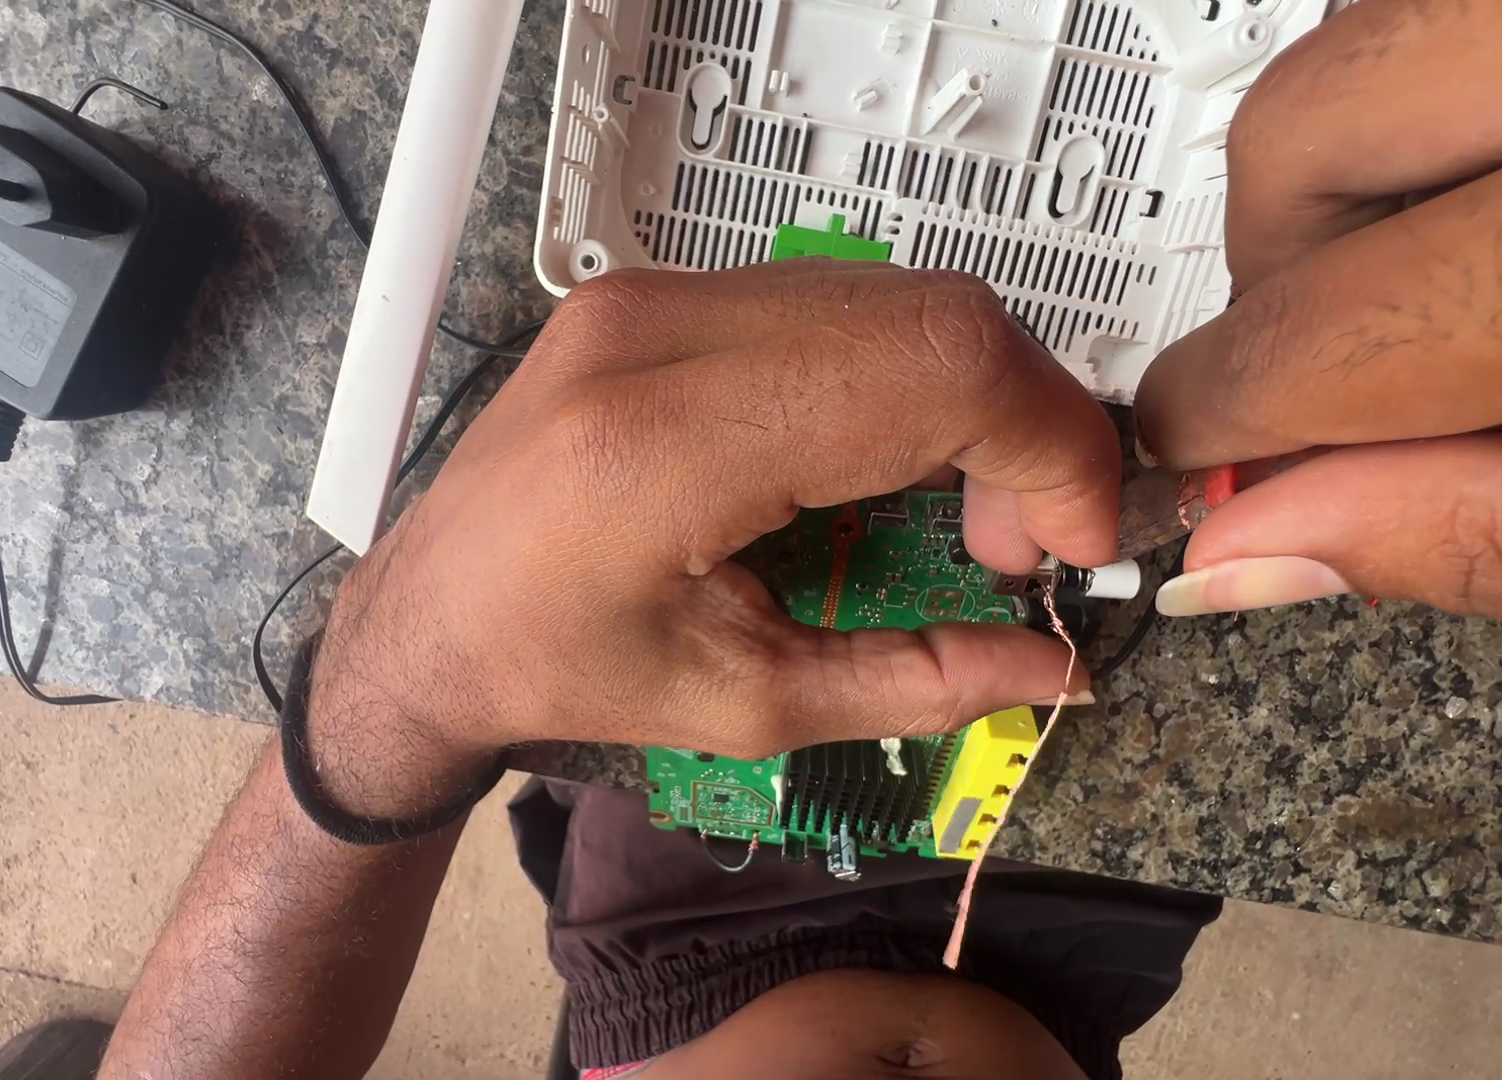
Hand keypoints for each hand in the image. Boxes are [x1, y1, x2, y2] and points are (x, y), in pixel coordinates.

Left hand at [308, 262, 1116, 814]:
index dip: (1049, 447)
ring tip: (939, 510)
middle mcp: (658, 334)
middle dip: (1016, 427)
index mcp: (668, 443)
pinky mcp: (651, 298)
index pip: (932, 369)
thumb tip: (1049, 664)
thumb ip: (914, 682)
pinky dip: (890, 380)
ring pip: (889, 301)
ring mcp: (649, 298)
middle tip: (1002, 540)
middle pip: (929, 315)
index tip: (1069, 542)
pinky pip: (827, 308)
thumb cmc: (557, 671)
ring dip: (957, 402)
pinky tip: (865, 462)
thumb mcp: (741, 704)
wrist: (432, 617)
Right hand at [1133, 0, 1501, 664]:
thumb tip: (1250, 553)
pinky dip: (1483, 90)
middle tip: (1350, 369)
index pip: (1338, 327)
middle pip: (1317, 121)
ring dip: (1369, 175)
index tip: (1197, 466)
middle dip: (1278, 273)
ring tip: (1479, 271)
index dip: (1221, 423)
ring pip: (1392, 30)